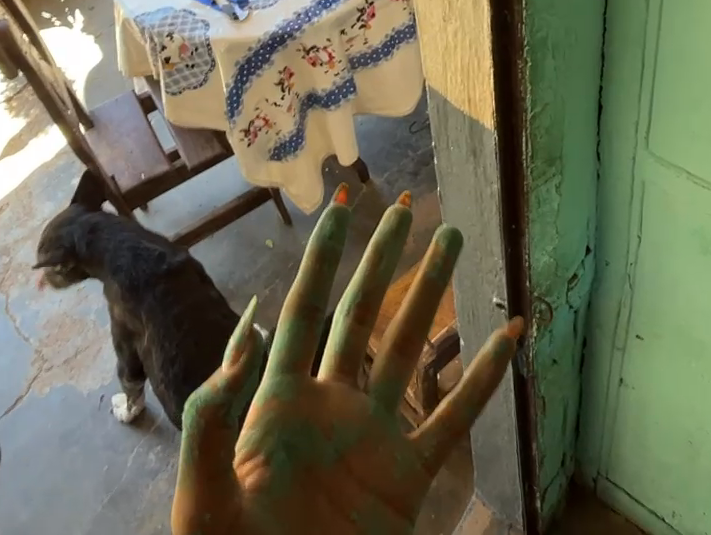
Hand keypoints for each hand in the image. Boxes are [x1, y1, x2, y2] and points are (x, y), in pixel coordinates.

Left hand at [174, 187, 524, 534]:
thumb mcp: (203, 502)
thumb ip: (213, 422)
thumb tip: (248, 332)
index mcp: (281, 404)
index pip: (305, 311)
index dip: (322, 259)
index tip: (341, 209)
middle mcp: (332, 406)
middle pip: (362, 313)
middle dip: (382, 258)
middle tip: (407, 208)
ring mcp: (375, 437)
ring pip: (411, 348)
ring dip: (432, 293)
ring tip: (452, 242)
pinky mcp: (409, 478)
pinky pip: (454, 418)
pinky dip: (483, 378)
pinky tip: (507, 337)